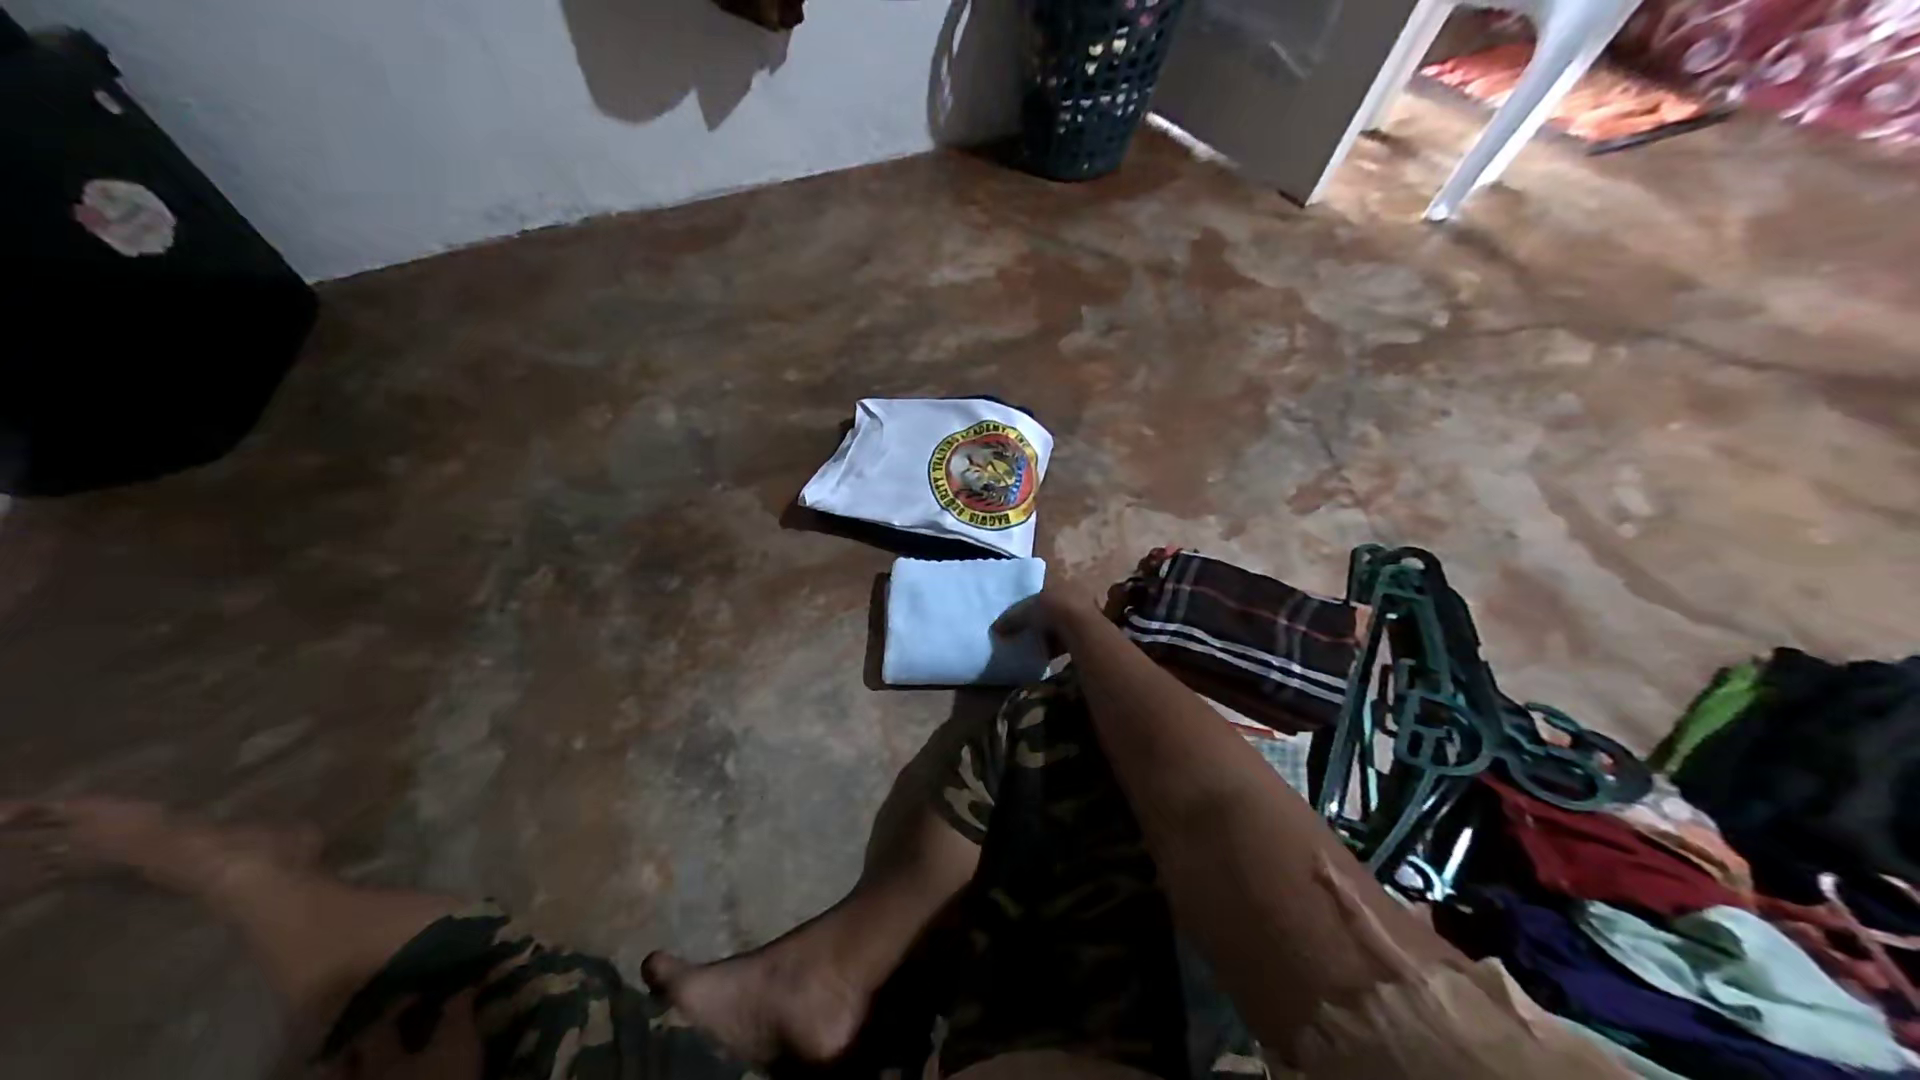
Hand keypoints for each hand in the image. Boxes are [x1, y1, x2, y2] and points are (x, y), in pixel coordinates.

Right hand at [992, 586, 1097, 642]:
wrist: (1080, 627)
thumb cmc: (1052, 610)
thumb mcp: (1026, 612)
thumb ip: (1012, 619)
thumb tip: (996, 628)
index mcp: (1059, 584)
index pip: (1042, 592)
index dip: (1031, 603)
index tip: (1021, 615)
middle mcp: (1072, 595)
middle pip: (1052, 608)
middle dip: (1042, 620)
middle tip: (1028, 631)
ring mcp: (1082, 614)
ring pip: (1061, 624)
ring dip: (1051, 635)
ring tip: (1037, 646)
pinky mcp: (1087, 632)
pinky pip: (1068, 639)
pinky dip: (1058, 647)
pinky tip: (1048, 655)